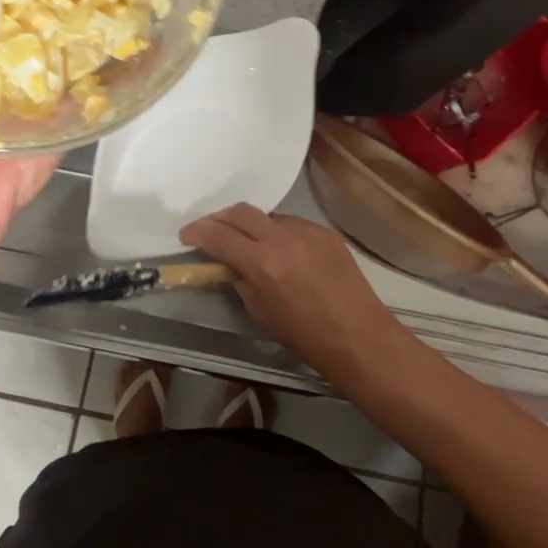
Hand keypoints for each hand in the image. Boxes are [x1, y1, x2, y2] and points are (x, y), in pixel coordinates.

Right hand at [180, 204, 407, 377]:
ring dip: (253, 226)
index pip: (218, 236)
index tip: (187, 235)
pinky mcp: (326, 232)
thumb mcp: (262, 313)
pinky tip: (285, 253)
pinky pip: (294, 225)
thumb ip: (242, 282)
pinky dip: (281, 234)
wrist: (360, 337)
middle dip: (221, 218)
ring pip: (269, 216)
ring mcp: (307, 231)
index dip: (197, 232)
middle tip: (211, 230)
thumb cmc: (306, 336)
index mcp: (262, 263)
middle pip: (241, 211)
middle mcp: (282, 238)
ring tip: (251, 244)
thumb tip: (230, 265)